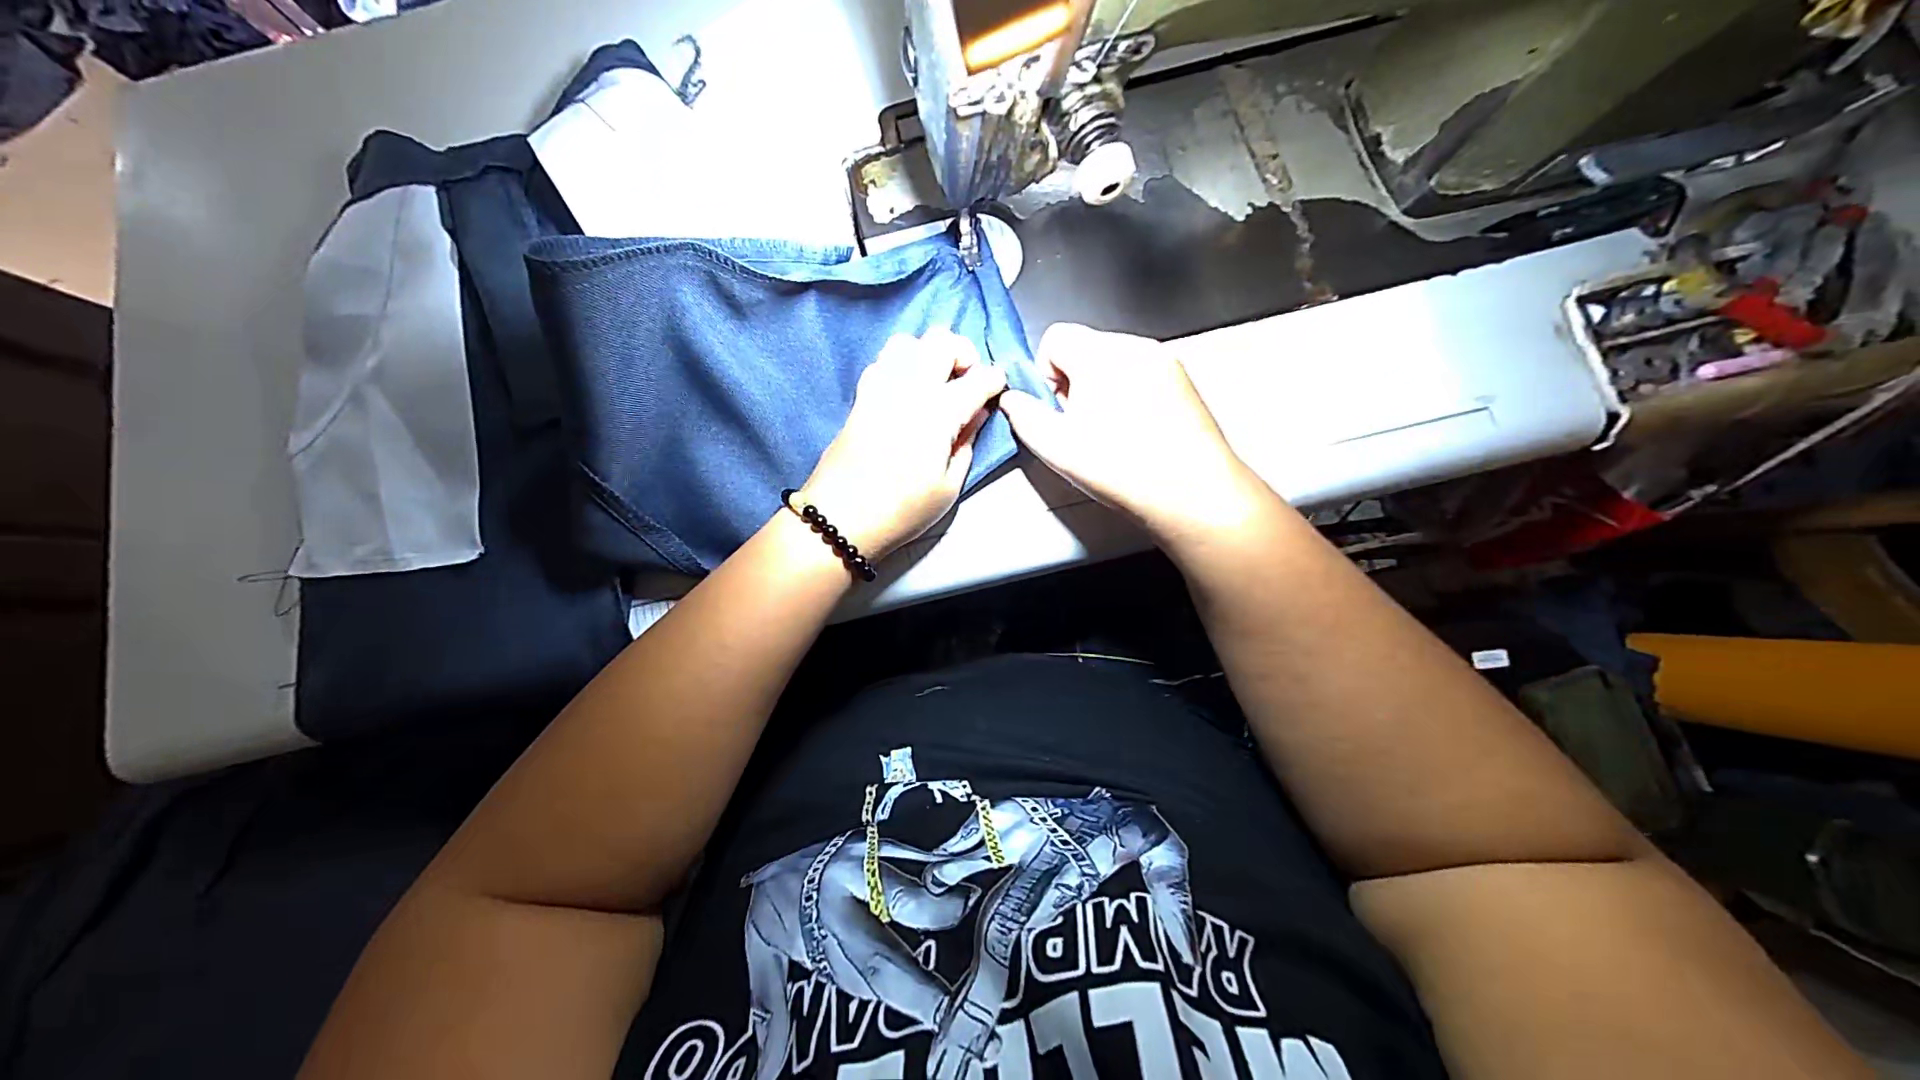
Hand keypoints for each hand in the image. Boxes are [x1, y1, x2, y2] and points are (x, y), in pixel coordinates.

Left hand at [796, 330, 1006, 560]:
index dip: (994, 381)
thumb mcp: (948, 486)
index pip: (979, 377)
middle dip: (962, 352)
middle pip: (942, 340)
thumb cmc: (901, 510)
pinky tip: (905, 390)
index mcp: (940, 412)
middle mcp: (910, 388)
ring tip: (934, 380)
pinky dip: (899, 364)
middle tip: (966, 378)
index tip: (995, 391)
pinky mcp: (860, 396)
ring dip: (927, 352)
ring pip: (908, 341)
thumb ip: (967, 442)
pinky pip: (882, 360)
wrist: (840, 517)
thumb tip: (977, 414)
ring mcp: (881, 387)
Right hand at [998, 323, 1272, 549]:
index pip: (1055, 337)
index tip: (1055, 408)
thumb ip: (1023, 416)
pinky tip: (1136, 432)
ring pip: (1114, 362)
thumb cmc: (1125, 469)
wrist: (1193, 494)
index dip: (1045, 373)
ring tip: (1110, 433)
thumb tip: (1012, 399)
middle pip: (1085, 348)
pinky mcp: (1183, 381)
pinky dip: (1130, 395)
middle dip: (1074, 381)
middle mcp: (1135, 347)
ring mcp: (1164, 361)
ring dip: (1101, 389)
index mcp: (1100, 355)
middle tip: (1080, 426)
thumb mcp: (1056, 447)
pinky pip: (1141, 374)